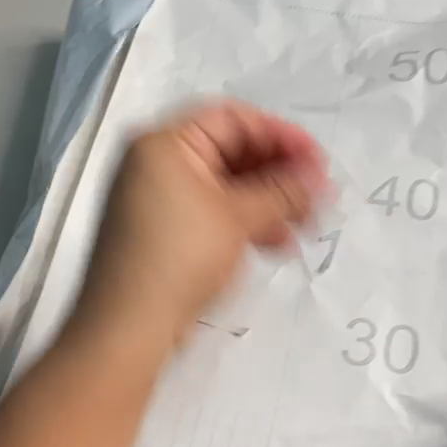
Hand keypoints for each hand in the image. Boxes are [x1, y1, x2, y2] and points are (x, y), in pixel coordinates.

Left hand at [72, 101, 328, 345]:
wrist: (129, 326)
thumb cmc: (179, 258)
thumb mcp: (238, 217)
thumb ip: (283, 191)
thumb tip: (318, 177)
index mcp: (165, 143)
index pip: (233, 119)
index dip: (281, 135)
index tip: (318, 162)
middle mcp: (158, 163)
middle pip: (231, 153)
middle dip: (279, 174)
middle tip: (318, 196)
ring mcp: (160, 200)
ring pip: (227, 188)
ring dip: (270, 203)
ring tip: (306, 226)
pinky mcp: (166, 234)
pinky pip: (215, 214)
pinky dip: (247, 223)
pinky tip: (277, 245)